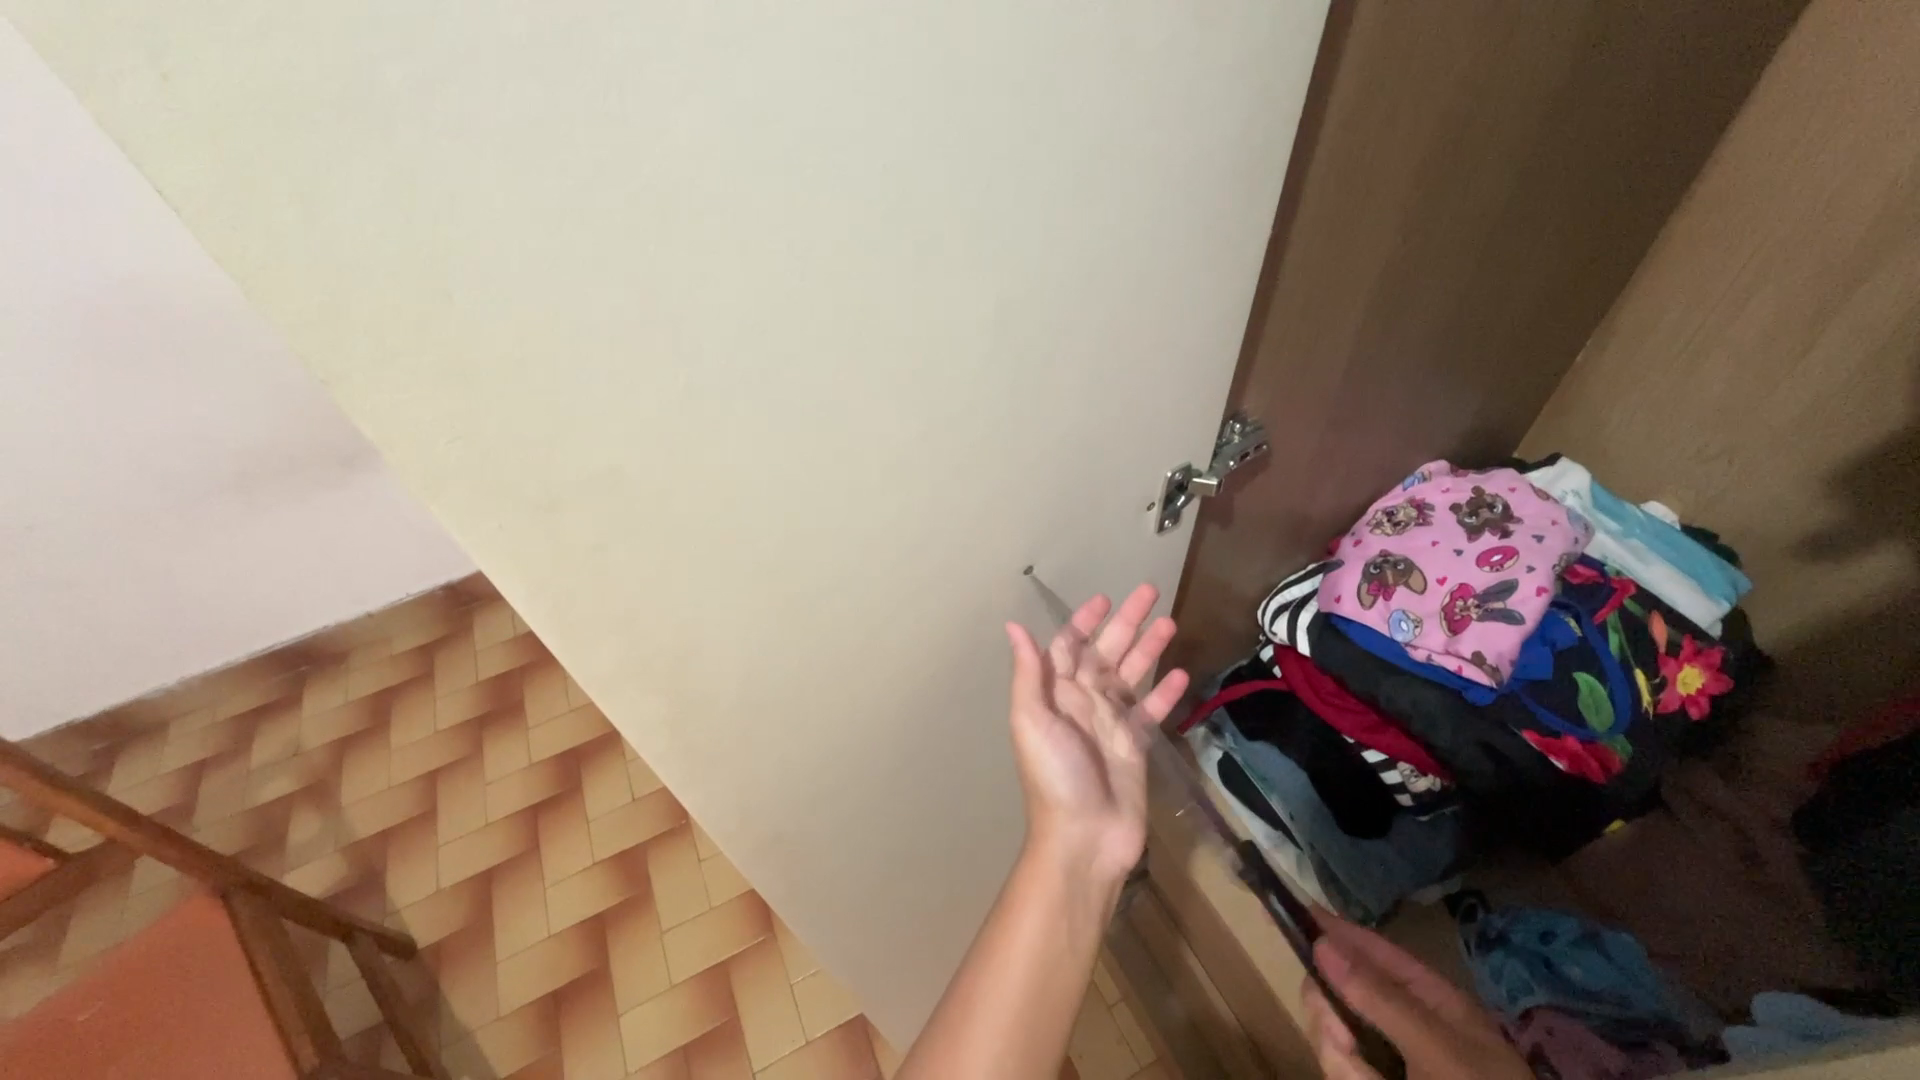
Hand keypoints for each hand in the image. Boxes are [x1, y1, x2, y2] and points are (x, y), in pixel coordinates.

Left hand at [1004, 584, 1189, 885]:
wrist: (1085, 838)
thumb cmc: (1055, 777)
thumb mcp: (1032, 721)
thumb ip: (1029, 673)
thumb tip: (1013, 625)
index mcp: (1056, 694)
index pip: (1070, 645)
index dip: (1085, 621)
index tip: (1104, 598)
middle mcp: (1083, 702)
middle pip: (1107, 652)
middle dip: (1127, 622)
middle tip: (1152, 591)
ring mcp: (1110, 724)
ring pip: (1132, 676)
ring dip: (1149, 649)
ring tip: (1172, 622)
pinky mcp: (1135, 747)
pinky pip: (1151, 712)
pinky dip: (1165, 693)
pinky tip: (1182, 675)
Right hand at [1301, 916, 1531, 1079]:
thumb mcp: (1439, 1050)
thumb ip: (1381, 999)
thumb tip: (1321, 943)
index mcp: (1429, 998)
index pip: (1371, 947)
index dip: (1331, 927)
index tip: (1289, 908)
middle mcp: (1402, 1021)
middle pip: (1337, 990)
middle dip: (1330, 1012)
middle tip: (1340, 1039)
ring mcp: (1388, 1058)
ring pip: (1332, 1033)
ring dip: (1342, 1059)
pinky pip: (1340, 1067)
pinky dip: (1347, 1076)